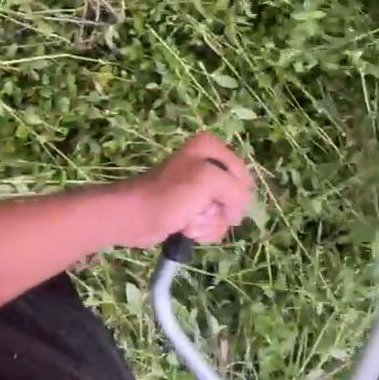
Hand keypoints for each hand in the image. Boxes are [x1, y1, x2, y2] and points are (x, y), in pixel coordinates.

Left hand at [119, 132, 255, 246]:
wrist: (134, 218)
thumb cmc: (169, 195)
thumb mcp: (208, 180)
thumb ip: (236, 189)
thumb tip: (235, 212)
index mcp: (211, 148)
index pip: (243, 178)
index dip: (234, 195)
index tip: (214, 199)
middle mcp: (207, 164)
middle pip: (236, 198)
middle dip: (219, 211)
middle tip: (198, 209)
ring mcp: (200, 189)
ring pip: (225, 215)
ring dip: (208, 224)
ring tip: (187, 220)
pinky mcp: (193, 209)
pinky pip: (213, 225)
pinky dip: (202, 231)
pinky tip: (184, 228)